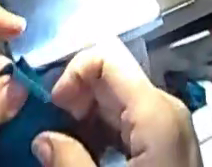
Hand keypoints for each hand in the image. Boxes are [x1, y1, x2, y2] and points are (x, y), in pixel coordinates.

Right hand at [34, 39, 200, 166]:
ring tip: (61, 148)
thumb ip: (70, 163)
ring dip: (83, 117)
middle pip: (110, 76)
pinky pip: (127, 122)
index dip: (72, 74)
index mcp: (156, 111)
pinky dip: (100, 132)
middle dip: (74, 98)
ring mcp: (168, 126)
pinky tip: (84, 157)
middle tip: (47, 131)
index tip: (49, 109)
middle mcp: (165, 109)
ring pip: (116, 99)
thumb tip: (43, 138)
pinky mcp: (166, 145)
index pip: (106, 56)